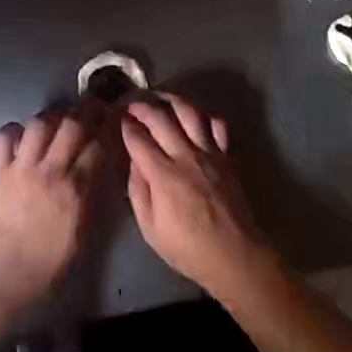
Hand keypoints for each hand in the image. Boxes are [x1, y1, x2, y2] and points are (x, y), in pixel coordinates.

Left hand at [0, 108, 103, 314]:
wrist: (1, 274)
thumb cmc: (45, 263)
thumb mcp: (79, 233)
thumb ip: (88, 198)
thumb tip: (95, 175)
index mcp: (75, 189)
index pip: (97, 147)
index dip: (107, 128)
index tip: (112, 118)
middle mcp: (50, 171)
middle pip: (71, 126)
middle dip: (86, 110)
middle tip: (91, 104)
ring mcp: (21, 168)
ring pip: (39, 125)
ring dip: (50, 117)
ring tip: (56, 117)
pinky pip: (4, 138)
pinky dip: (13, 131)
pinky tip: (20, 134)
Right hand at [123, 93, 276, 296]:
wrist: (234, 255)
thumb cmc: (188, 248)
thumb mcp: (150, 229)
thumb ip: (138, 190)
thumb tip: (133, 161)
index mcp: (163, 175)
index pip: (138, 139)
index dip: (124, 125)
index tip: (116, 118)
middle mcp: (185, 156)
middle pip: (160, 118)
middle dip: (141, 107)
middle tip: (131, 104)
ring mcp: (209, 153)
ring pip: (190, 112)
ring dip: (172, 99)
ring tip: (160, 96)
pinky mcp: (226, 156)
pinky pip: (218, 125)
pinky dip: (205, 115)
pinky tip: (195, 115)